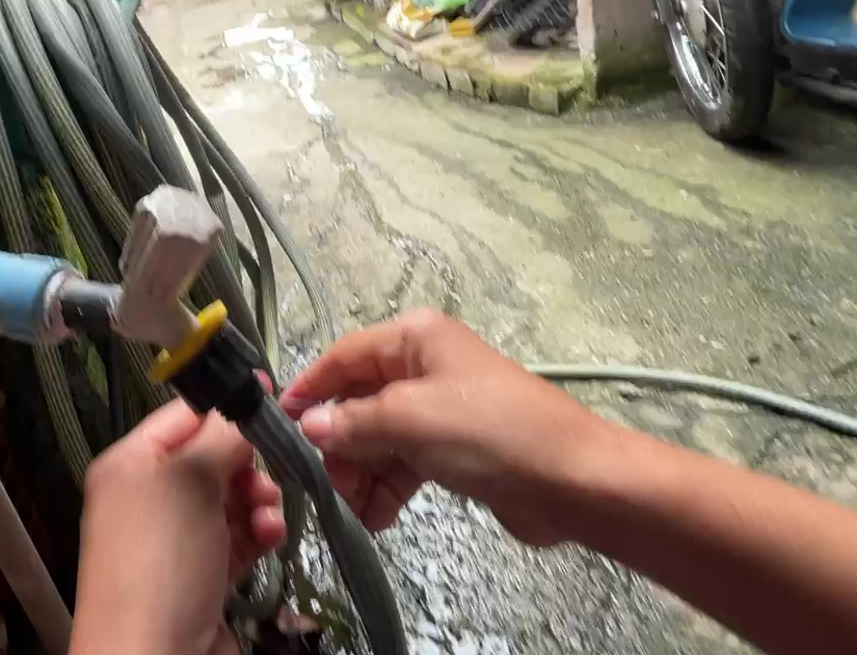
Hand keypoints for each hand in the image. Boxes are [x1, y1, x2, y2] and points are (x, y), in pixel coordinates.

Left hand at [72, 402, 286, 654]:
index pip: (184, 415)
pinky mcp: (201, 575)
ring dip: (257, 499)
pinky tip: (271, 536)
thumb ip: (224, 434)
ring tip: (268, 515)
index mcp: (131, 463)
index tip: (270, 396)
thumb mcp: (191, 481)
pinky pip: (236, 537)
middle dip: (246, 463)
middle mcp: (149, 497)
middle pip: (210, 457)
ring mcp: (175, 539)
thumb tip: (247, 392)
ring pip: (229, 497)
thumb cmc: (163, 559)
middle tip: (267, 474)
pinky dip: (257, 532)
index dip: (226, 405)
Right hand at [281, 309, 618, 546]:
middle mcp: (422, 365)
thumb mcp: (412, 419)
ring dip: (362, 471)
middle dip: (341, 442)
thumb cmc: (487, 431)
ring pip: (379, 436)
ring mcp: (437, 407)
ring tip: (358, 509)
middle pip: (360, 400)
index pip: (346, 355)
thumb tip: (307, 426)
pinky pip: (403, 461)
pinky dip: (388, 486)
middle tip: (328, 483)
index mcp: (414, 338)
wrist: (575, 481)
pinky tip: (378, 517)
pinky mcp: (451, 447)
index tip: (281, 420)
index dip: (312, 385)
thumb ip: (354, 423)